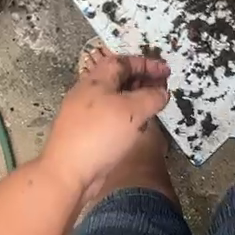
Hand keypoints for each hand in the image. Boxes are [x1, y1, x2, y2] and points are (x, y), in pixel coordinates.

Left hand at [38, 49, 171, 198]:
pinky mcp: (87, 134)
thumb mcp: (132, 111)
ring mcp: (85, 114)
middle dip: (143, 81)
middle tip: (163, 88)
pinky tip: (138, 128)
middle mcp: (88, 94)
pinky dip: (128, 118)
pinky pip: (111, 118)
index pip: (123, 61)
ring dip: (136, 100)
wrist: (68, 173)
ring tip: (154, 107)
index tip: (166, 72)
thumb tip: (161, 92)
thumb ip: (151, 97)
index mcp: (96, 80)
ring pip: (115, 99)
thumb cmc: (100, 135)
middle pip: (118, 79)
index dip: (146, 63)